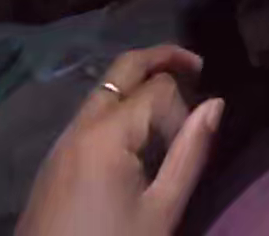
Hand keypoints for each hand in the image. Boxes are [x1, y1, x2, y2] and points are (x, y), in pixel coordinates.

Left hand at [17, 45, 222, 235]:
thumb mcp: (161, 211)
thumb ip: (191, 151)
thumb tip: (215, 103)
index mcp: (106, 135)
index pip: (160, 88)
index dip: (184, 106)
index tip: (191, 142)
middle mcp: (80, 128)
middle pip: (125, 67)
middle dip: (164, 58)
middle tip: (197, 66)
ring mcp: (61, 145)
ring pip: (107, 87)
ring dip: (142, 80)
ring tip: (174, 98)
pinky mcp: (53, 165)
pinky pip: (92, 113)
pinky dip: (122, 102)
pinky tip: (140, 130)